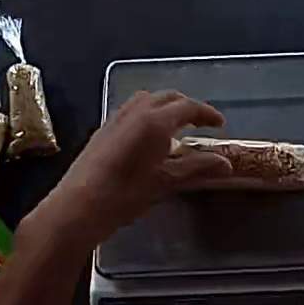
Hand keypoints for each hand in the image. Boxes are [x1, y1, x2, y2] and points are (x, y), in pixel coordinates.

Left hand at [23, 92, 232, 249]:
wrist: (78, 206)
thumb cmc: (125, 195)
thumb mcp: (166, 182)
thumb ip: (197, 168)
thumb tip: (225, 164)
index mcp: (155, 121)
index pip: (188, 107)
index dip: (207, 113)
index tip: (220, 124)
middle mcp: (136, 111)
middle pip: (169, 98)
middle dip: (188, 107)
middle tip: (202, 124)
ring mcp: (117, 117)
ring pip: (148, 99)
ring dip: (167, 107)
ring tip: (177, 127)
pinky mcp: (104, 128)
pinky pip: (133, 109)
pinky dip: (149, 113)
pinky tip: (150, 136)